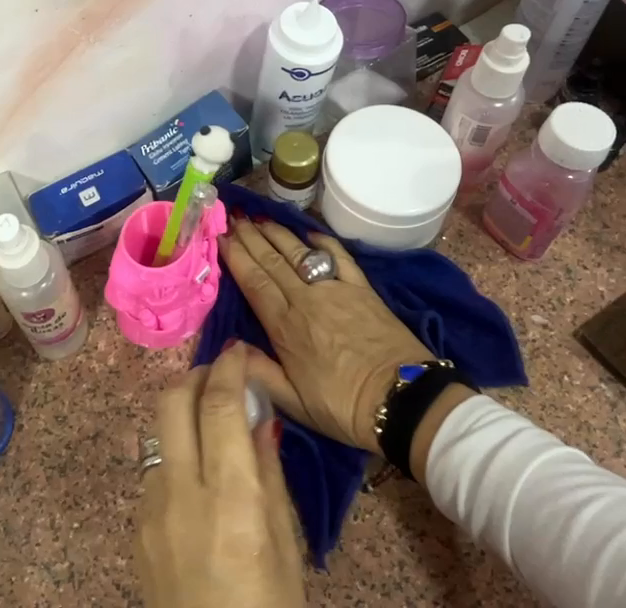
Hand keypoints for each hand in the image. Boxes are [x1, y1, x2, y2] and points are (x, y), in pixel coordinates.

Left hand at [135, 343, 305, 607]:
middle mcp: (182, 493)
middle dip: (195, 377)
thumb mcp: (286, 547)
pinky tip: (199, 481)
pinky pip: (154, 472)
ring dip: (184, 416)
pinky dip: (177, 456)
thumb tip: (260, 420)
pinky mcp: (136, 528)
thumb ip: (268, 475)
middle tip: (221, 379)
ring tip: (213, 429)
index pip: (220, 405)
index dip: (229, 368)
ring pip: (159, 434)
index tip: (239, 351)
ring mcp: (150, 510)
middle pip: (172, 401)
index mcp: (230, 498)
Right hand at [221, 219, 453, 454]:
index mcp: (285, 327)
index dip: (235, 256)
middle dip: (250, 236)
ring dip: (277, 233)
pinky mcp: (363, 289)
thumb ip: (259, 373)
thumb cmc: (345, 408)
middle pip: (272, 261)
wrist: (405, 400)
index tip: (220, 236)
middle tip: (233, 217)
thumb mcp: (294, 404)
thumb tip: (228, 345)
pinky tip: (310, 233)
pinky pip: (338, 257)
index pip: (253, 281)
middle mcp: (306, 300)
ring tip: (259, 218)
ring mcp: (336, 290)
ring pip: (299, 253)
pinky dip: (323, 241)